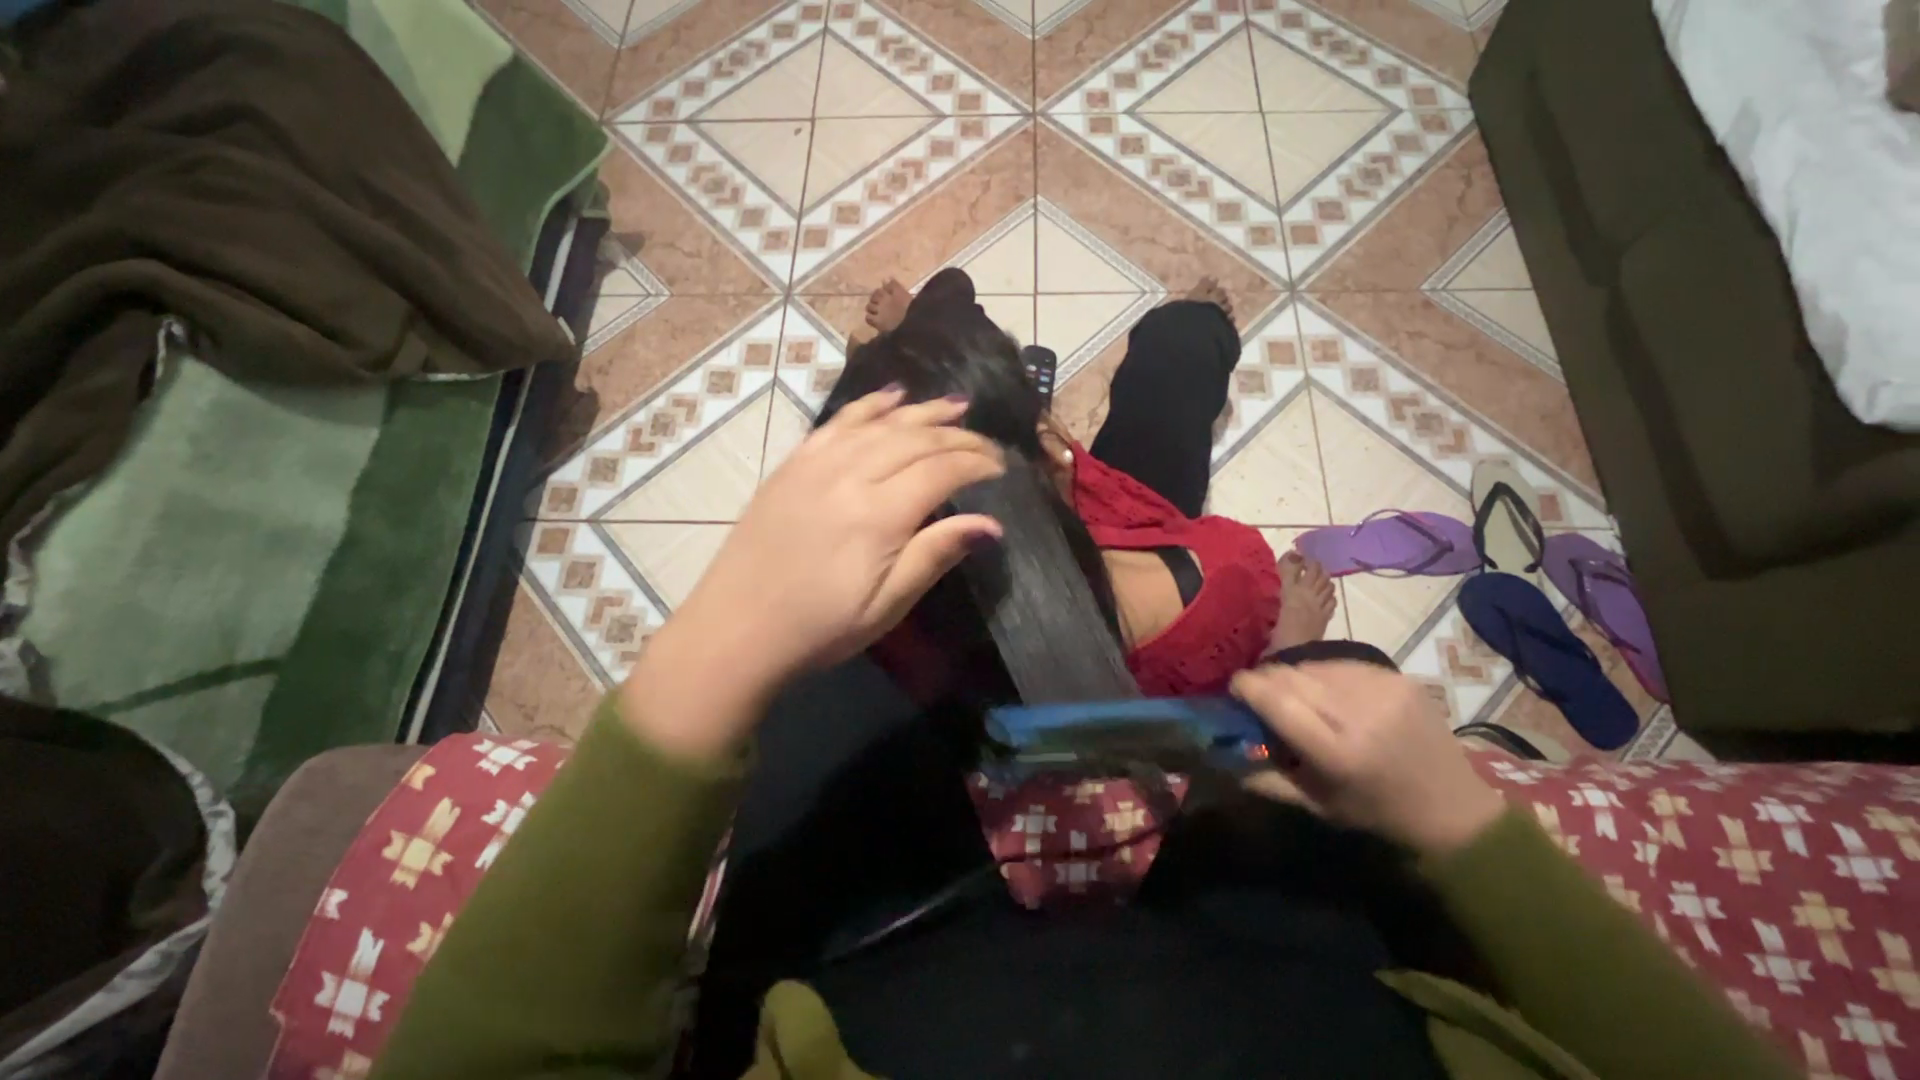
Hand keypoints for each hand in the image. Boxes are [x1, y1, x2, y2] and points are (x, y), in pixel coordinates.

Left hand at [622, 387, 1004, 758]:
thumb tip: (990, 523)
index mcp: (879, 515)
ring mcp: (816, 465)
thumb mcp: (886, 606)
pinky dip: (869, 406)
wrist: (737, 629)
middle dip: (958, 437)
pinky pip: (838, 423)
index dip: (977, 464)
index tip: (1002, 469)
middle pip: (915, 439)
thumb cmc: (820, 629)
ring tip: (956, 405)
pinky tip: (892, 397)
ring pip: (880, 423)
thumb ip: (935, 556)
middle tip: (987, 445)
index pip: (942, 470)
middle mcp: (850, 476)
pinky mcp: (792, 466)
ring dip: (922, 412)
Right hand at [1232, 662, 1505, 856]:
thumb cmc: (1377, 812)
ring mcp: (1384, 691)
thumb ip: (1266, 779)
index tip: (1234, 687)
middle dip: (1267, 679)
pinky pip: (1344, 663)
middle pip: (1292, 676)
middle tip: (1258, 691)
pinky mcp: (1400, 678)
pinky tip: (1328, 690)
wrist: (1455, 807)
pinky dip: (1326, 673)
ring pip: (1315, 664)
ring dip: (1296, 675)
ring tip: (1295, 692)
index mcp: (1338, 753)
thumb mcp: (1317, 806)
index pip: (1278, 701)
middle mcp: (1360, 715)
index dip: (1248, 687)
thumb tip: (1222, 752)